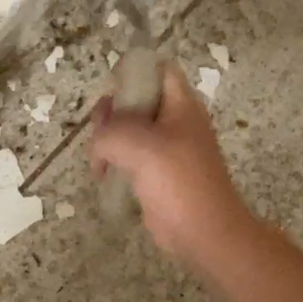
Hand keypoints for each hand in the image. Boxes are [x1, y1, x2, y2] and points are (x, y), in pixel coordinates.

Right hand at [88, 61, 257, 265]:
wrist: (204, 231)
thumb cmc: (178, 180)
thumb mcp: (139, 145)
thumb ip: (110, 131)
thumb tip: (99, 142)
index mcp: (181, 104)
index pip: (159, 69)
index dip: (133, 71)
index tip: (109, 90)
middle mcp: (176, 120)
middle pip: (137, 98)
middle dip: (113, 110)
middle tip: (99, 129)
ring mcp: (168, 147)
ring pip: (130, 128)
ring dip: (109, 139)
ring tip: (98, 158)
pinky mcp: (158, 172)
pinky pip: (130, 155)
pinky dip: (114, 160)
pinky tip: (103, 174)